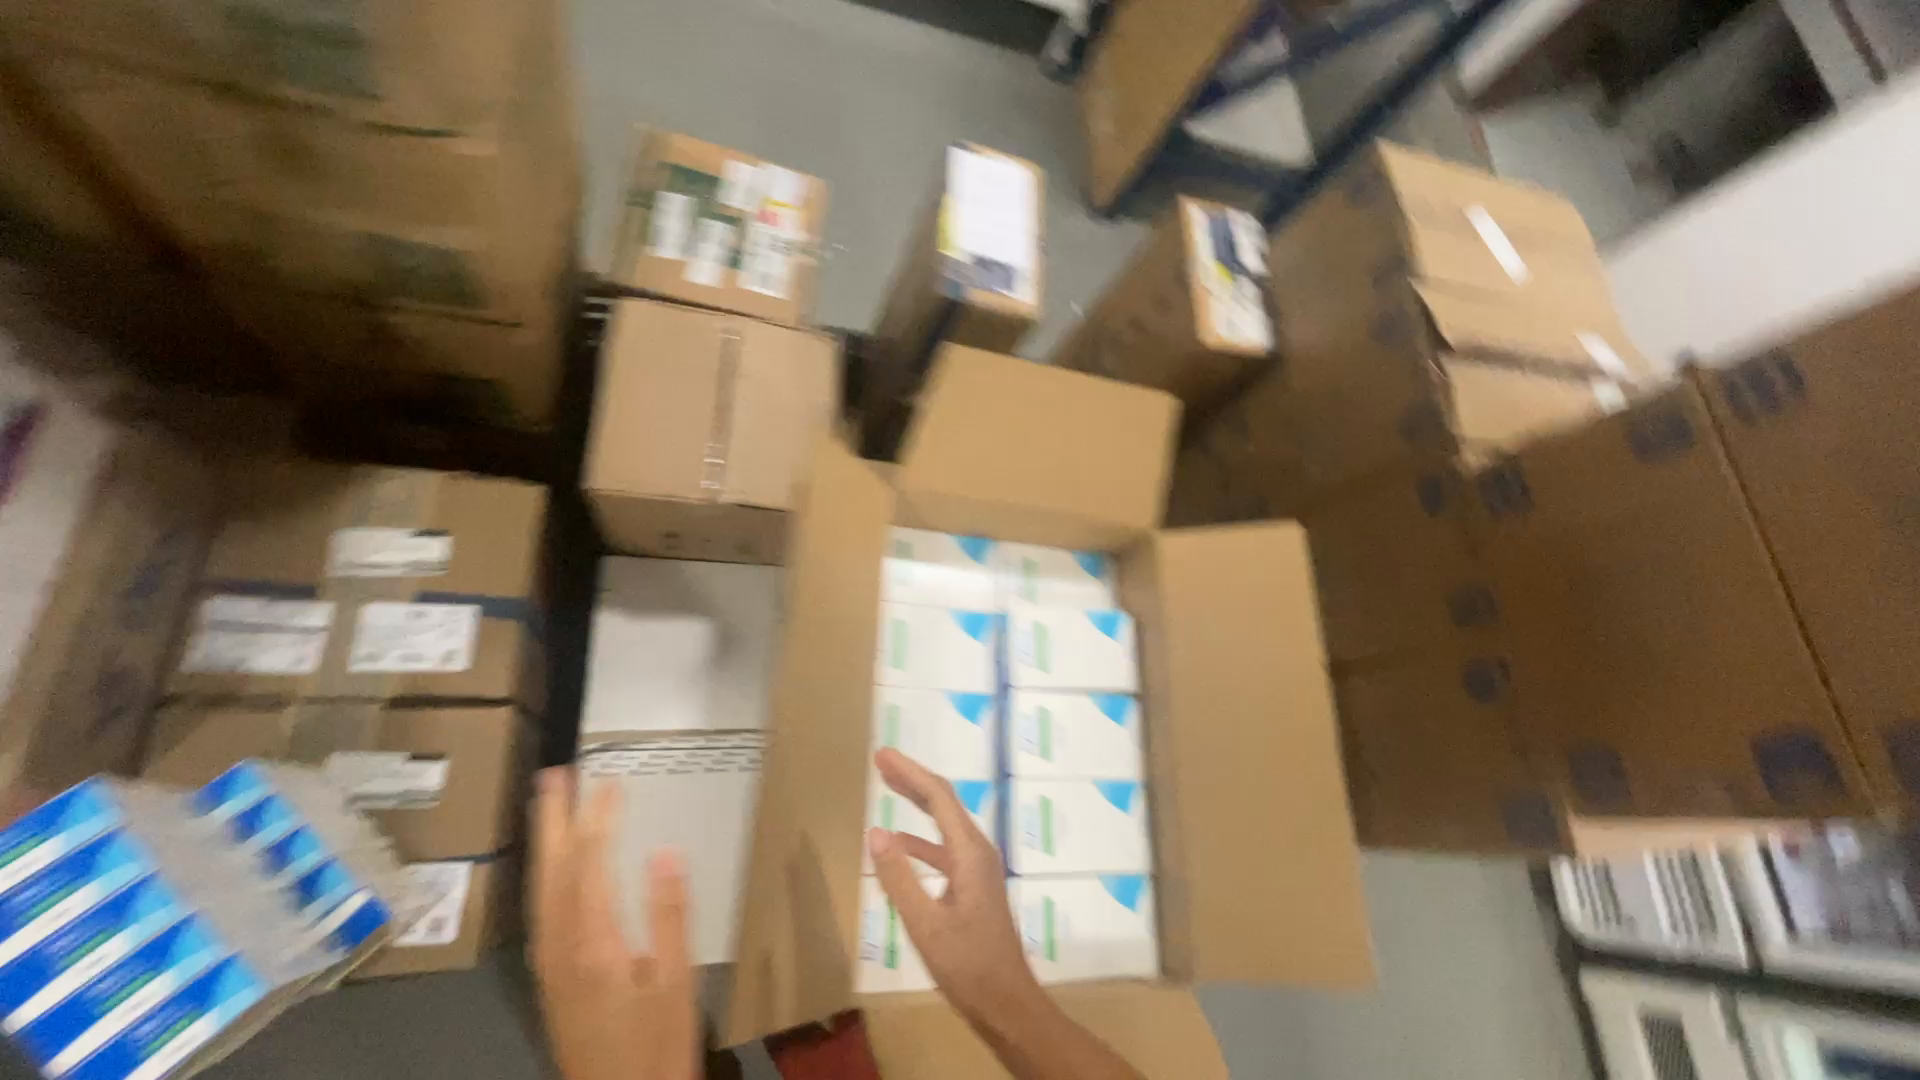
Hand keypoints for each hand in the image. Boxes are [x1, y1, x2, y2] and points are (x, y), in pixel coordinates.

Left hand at [529, 767, 697, 1079]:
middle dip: (554, 820)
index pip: (591, 865)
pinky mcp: (549, 976)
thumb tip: (664, 852)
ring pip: (540, 889)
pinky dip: (544, 874)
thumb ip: (669, 915)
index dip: (599, 819)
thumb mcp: (677, 981)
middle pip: (553, 870)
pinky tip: (551, 864)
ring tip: (548, 804)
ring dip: (544, 842)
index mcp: (595, 944)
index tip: (610, 781)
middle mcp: (560, 947)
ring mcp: (548, 964)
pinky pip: (540, 910)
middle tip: (555, 775)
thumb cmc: (658, 1042)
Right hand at [866, 748, 1042, 1026]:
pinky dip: (921, 840)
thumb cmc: (968, 966)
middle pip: (944, 803)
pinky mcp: (973, 887)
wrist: (1008, 1004)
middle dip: (912, 779)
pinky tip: (899, 846)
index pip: (938, 797)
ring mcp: (978, 869)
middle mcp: (978, 852)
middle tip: (881, 762)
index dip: (910, 772)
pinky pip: (944, 849)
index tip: (882, 756)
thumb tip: (876, 832)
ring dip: (916, 805)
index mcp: (970, 853)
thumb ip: (899, 877)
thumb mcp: (925, 924)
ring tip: (888, 788)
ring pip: (944, 824)